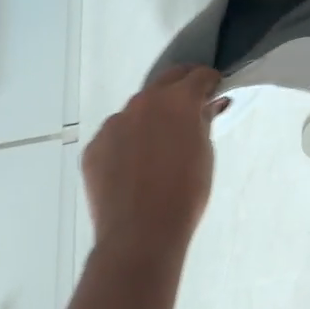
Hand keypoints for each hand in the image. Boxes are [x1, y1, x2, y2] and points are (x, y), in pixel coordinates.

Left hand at [84, 65, 225, 257]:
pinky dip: (128, 139)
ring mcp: (114, 124)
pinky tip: (135, 164)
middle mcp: (144, 102)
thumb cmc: (186, 191)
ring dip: (152, 114)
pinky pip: (116, 133)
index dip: (211, 83)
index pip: (200, 75)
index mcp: (178, 100)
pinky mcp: (94, 147)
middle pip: (167, 80)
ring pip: (138, 108)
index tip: (215, 94)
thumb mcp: (206, 151)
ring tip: (159, 141)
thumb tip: (206, 107)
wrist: (140, 232)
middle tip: (192, 107)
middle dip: (182, 87)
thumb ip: (204, 121)